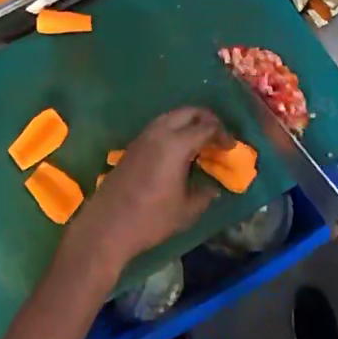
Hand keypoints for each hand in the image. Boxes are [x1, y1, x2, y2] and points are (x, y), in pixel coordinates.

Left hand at [61, 107, 223, 273]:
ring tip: (200, 143)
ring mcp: (143, 137)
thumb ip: (205, 194)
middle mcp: (159, 133)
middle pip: (189, 112)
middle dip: (207, 120)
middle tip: (218, 137)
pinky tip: (179, 151)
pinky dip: (174, 130)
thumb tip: (214, 187)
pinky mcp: (132, 146)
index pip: (207, 127)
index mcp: (176, 144)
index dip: (223, 135)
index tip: (231, 147)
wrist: (106, 226)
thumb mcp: (186, 210)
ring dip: (189, 123)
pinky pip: (159, 127)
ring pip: (171, 116)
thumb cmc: (151, 219)